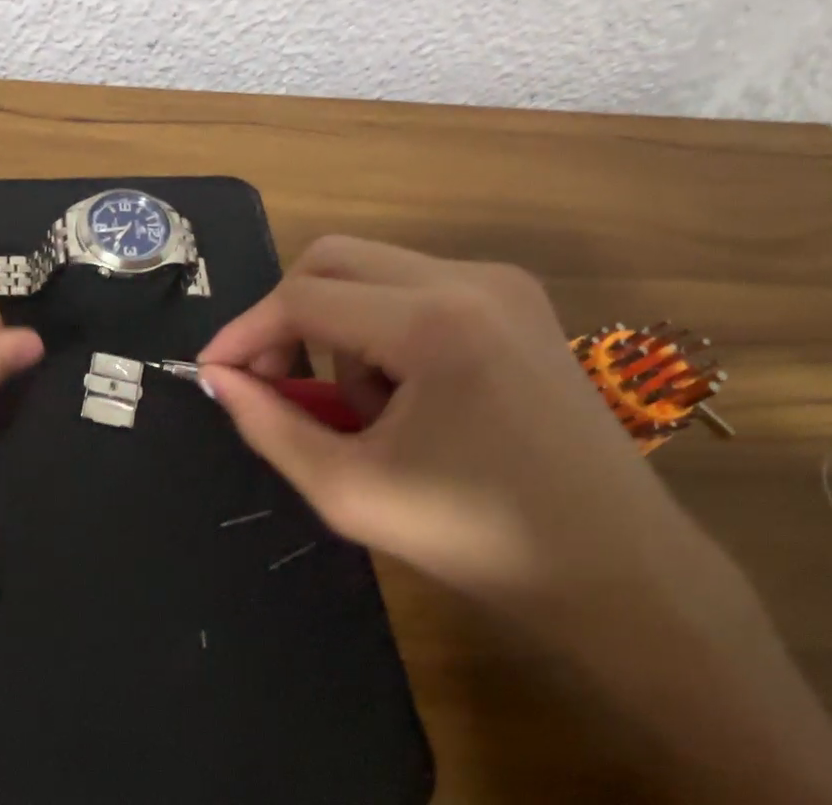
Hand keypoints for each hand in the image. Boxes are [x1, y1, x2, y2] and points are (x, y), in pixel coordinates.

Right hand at [197, 236, 727, 630]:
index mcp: (434, 322)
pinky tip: (404, 396)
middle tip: (272, 381)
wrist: (618, 571)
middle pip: (334, 259)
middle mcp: (471, 279)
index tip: (213, 374)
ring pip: (372, 272)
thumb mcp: (349, 491)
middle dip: (287, 317)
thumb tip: (217, 378)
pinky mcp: (519, 302)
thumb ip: (268, 425)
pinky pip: (416, 288)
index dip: (245, 333)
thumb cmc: (478, 538)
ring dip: (338, 328)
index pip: (303, 298)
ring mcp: (503, 285)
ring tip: (359, 410)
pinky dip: (383, 330)